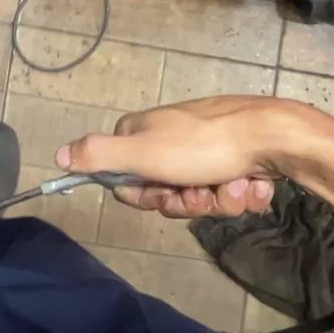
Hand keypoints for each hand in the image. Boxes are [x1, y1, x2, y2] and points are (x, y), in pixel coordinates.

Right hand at [56, 96, 316, 217]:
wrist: (277, 136)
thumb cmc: (204, 146)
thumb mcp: (142, 152)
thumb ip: (98, 155)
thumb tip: (56, 155)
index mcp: (143, 133)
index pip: (126, 179)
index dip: (147, 195)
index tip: (164, 192)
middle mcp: (170, 137)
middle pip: (165, 191)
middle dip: (188, 200)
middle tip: (203, 191)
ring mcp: (205, 147)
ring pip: (200, 194)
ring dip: (219, 199)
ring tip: (237, 185)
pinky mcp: (237, 157)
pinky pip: (229, 189)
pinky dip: (242, 192)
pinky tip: (254, 182)